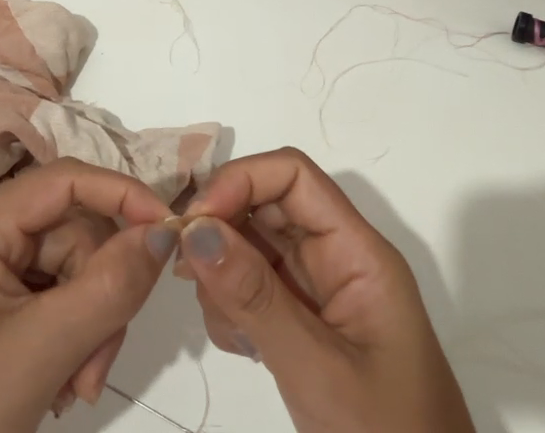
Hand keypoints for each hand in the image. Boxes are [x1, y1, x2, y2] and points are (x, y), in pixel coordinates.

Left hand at [0, 159, 178, 432]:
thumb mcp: (46, 347)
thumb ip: (110, 286)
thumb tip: (166, 232)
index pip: (63, 181)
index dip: (122, 195)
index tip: (172, 232)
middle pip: (75, 233)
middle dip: (99, 298)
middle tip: (93, 369)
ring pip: (75, 268)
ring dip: (91, 327)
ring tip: (74, 385)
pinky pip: (59, 294)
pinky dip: (74, 336)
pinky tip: (60, 381)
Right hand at [177, 149, 473, 432]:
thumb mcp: (318, 368)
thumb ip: (254, 297)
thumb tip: (194, 229)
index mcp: (357, 254)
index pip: (292, 176)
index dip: (239, 181)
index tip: (194, 224)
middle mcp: (336, 259)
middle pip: (264, 206)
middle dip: (220, 229)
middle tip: (187, 274)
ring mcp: (317, 291)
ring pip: (250, 245)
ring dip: (222, 274)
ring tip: (231, 329)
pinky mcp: (301, 321)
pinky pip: (250, 285)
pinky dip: (229, 305)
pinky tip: (241, 347)